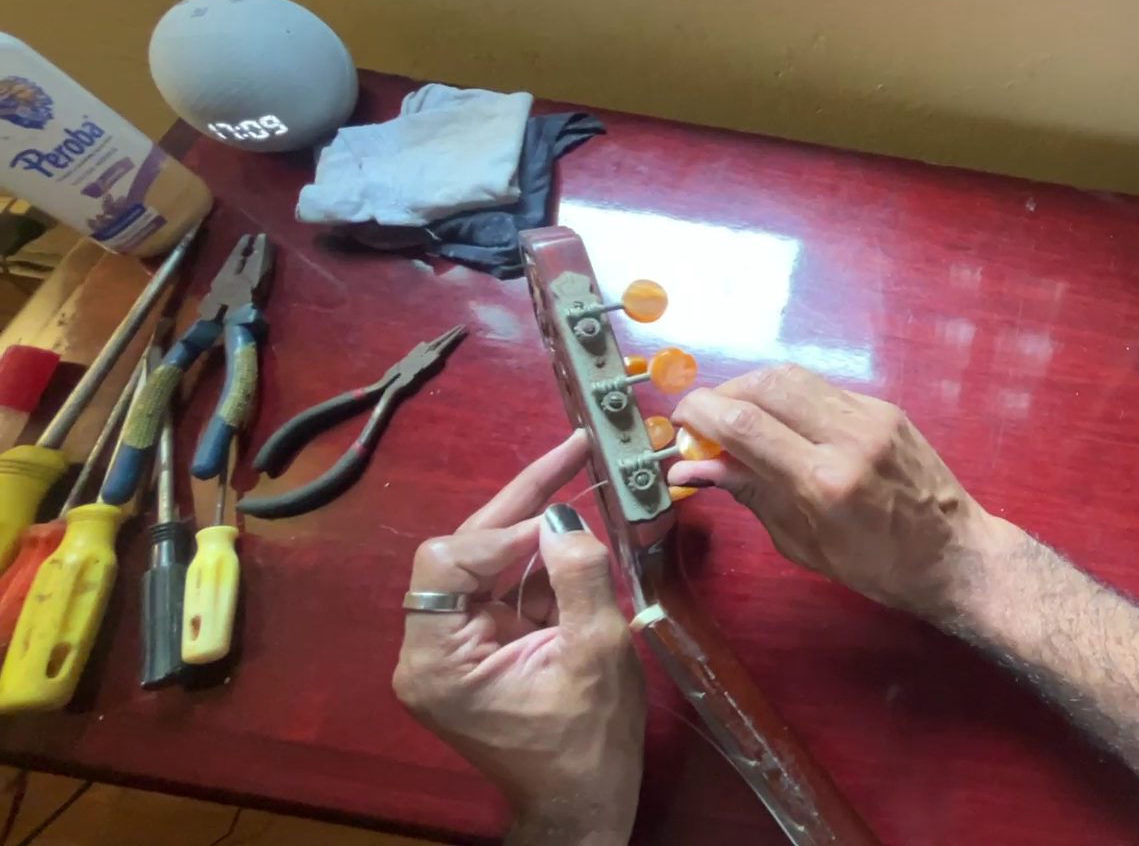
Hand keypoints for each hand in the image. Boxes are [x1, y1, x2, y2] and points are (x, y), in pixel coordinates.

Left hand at [393, 432, 645, 844]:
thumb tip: (566, 518)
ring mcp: (459, 642)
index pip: (446, 562)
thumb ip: (579, 579)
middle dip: (523, 500)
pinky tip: (579, 527)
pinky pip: (511, 577)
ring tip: (582, 470)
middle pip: (465, 547)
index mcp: (438, 660)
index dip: (504, 534)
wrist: (585, 797)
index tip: (563, 532)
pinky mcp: (488, 639)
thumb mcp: (596, 653)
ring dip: (537, 518)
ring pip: (488, 554)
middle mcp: (433, 645)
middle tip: (575, 449)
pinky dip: (547, 550)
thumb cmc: (589, 737)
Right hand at [667, 363, 1020, 620]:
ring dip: (754, 388)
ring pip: (795, 376)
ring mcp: (872, 416)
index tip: (679, 423)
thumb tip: (691, 467)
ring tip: (737, 417)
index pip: (745, 425)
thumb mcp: (803, 544)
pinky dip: (791, 398)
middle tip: (704, 420)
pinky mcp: (886, 407)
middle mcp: (849, 437)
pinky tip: (783, 422)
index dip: (700, 415)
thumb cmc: (878, 566)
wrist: (956, 551)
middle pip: (768, 384)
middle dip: (723, 393)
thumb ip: (750, 493)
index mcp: (825, 481)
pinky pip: (824, 389)